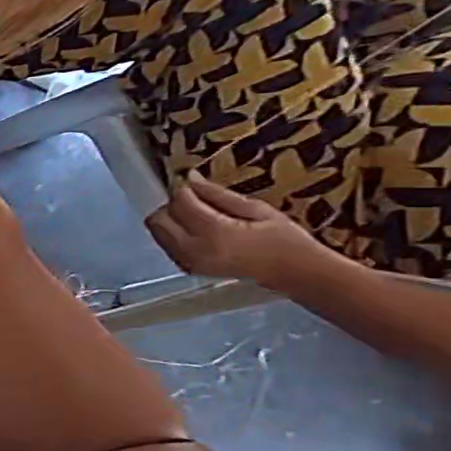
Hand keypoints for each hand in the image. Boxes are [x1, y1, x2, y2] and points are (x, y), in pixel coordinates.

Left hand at [145, 173, 336, 290]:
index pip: (179, 202)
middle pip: (158, 219)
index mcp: (212, 232)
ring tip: (201, 218)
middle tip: (198, 203)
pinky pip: (166, 245)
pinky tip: (199, 233)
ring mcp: (187, 262)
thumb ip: (217, 194)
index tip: (197, 185)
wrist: (294, 273)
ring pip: (157, 232)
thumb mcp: (256, 209)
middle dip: (172, 206)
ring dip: (170, 220)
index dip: (185, 189)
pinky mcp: (187, 269)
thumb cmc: (283, 238)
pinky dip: (174, 234)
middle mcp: (192, 249)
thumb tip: (189, 177)